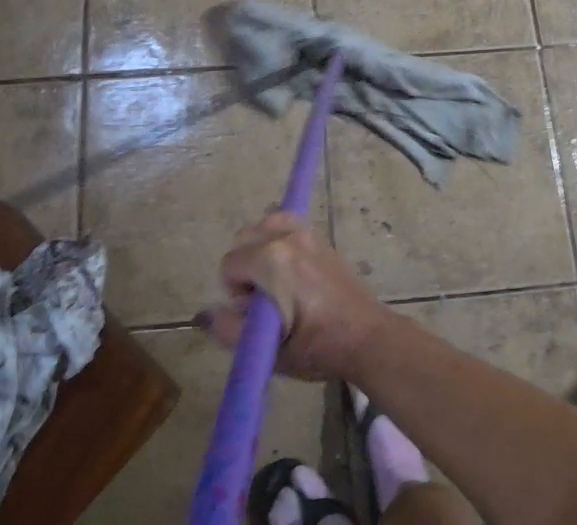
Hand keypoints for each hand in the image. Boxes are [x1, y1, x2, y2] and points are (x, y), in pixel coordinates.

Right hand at [197, 211, 397, 381]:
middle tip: (262, 300)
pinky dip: (280, 242)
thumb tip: (208, 315)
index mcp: (272, 260)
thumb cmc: (319, 347)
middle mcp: (288, 237)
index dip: (234, 291)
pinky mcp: (323, 238)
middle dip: (244, 266)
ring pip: (266, 225)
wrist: (368, 337)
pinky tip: (292, 273)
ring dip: (260, 249)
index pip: (229, 263)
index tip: (254, 313)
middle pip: (244, 238)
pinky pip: (288, 227)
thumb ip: (230, 331)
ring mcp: (308, 233)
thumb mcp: (269, 350)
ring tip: (273, 281)